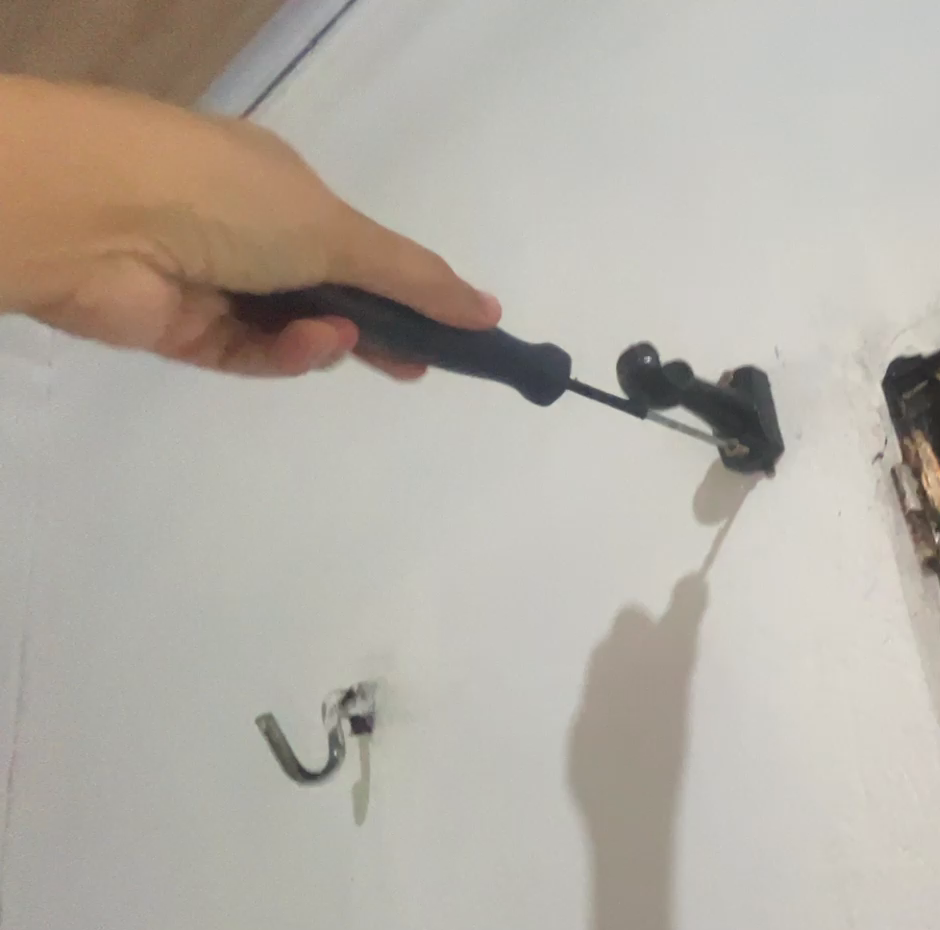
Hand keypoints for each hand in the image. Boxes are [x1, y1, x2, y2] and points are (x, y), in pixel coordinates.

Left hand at [0, 76, 498, 377]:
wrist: (77, 213)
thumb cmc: (225, 198)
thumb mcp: (344, 233)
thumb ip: (421, 281)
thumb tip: (491, 313)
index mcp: (278, 187)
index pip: (360, 248)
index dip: (410, 289)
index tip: (454, 327)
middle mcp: (242, 228)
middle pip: (337, 294)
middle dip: (386, 329)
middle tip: (428, 361)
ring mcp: (208, 279)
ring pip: (300, 329)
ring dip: (339, 339)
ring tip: (369, 349)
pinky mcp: (180, 328)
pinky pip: (256, 351)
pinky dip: (290, 352)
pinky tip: (312, 341)